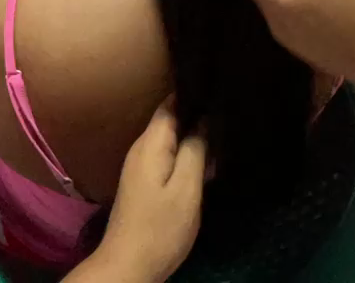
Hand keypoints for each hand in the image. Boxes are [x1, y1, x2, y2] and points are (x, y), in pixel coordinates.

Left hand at [91, 103, 205, 282]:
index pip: (170, 103)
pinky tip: (202, 159)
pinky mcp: (142, 181)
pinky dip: (183, 152)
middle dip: (195, 113)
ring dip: (190, 135)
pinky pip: (166, 154)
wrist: (128, 265)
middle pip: (169, 119)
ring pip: (169, 138)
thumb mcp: (186, 189)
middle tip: (226, 110)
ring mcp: (140, 165)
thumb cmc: (160, 227)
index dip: (193, 93)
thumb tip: (205, 118)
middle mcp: (141, 147)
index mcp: (151, 143)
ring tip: (220, 131)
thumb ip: (195, 150)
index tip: (217, 88)